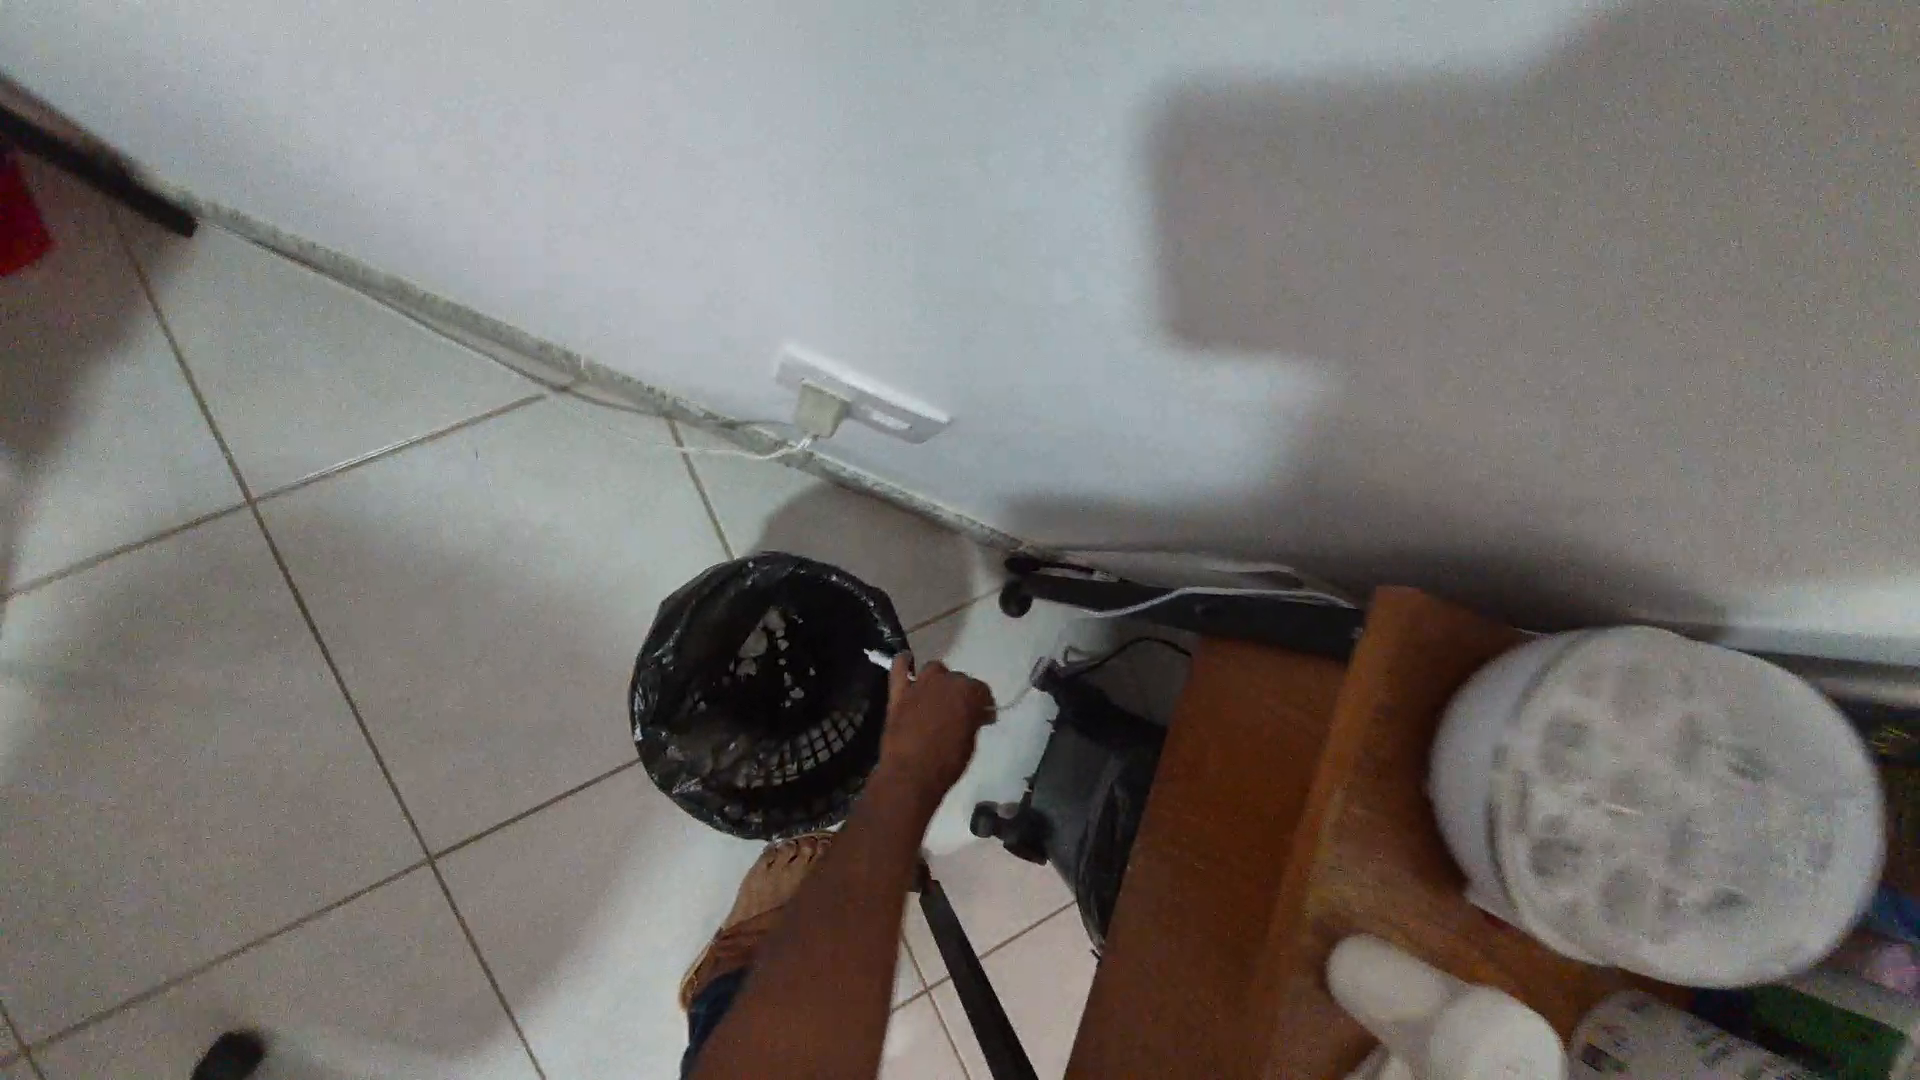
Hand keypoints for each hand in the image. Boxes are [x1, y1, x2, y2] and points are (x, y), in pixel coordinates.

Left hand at [873, 657, 994, 809]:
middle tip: (961, 713)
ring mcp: (919, 685)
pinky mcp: (898, 693)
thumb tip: (976, 715)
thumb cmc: (947, 762)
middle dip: (962, 694)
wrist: (911, 774)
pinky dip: (904, 663)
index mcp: (968, 692)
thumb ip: (973, 721)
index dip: (983, 704)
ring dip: (938, 680)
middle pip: (958, 679)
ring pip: (933, 669)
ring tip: (938, 696)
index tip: (983, 718)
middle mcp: (945, 681)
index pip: (982, 690)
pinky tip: (908, 663)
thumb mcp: (970, 743)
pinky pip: (898, 668)